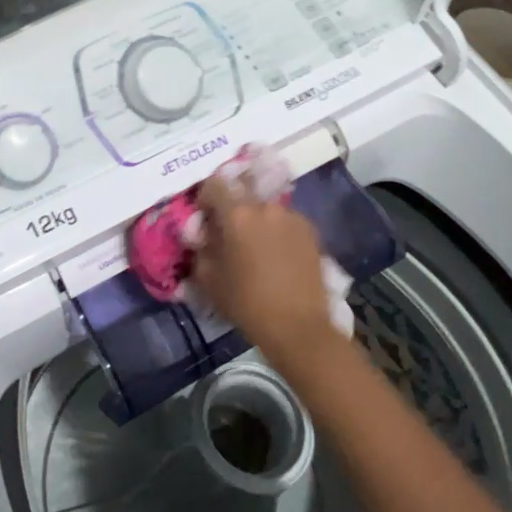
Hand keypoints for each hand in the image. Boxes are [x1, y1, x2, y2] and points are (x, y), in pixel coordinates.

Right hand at [191, 168, 344, 365]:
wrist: (299, 327)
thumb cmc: (247, 302)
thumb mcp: (208, 278)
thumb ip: (201, 248)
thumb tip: (203, 235)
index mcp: (237, 213)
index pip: (215, 184)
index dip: (206, 197)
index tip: (205, 217)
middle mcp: (265, 206)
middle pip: (243, 188)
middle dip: (232, 202)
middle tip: (229, 227)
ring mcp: (291, 216)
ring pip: (266, 205)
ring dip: (256, 216)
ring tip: (256, 243)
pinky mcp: (310, 231)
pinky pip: (285, 220)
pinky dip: (276, 228)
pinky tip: (277, 253)